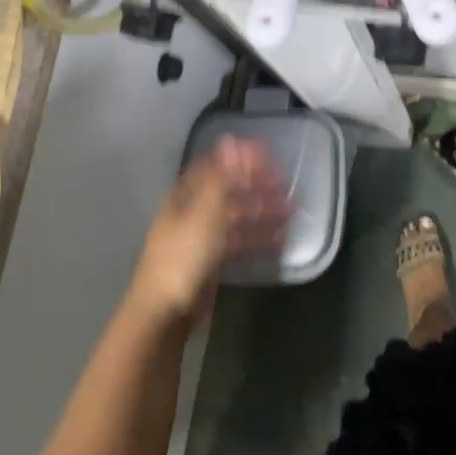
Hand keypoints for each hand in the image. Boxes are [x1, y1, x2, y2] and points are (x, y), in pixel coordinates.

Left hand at [129, 137, 288, 323]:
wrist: (164, 314)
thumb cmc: (183, 257)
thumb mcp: (204, 213)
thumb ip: (221, 178)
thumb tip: (231, 140)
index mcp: (184, 197)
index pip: (214, 168)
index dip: (239, 159)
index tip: (267, 154)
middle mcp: (191, 214)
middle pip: (228, 193)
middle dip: (256, 186)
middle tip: (285, 182)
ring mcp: (201, 240)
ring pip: (236, 218)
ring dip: (262, 212)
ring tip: (291, 209)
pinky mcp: (211, 264)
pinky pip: (239, 244)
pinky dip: (258, 239)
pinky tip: (280, 239)